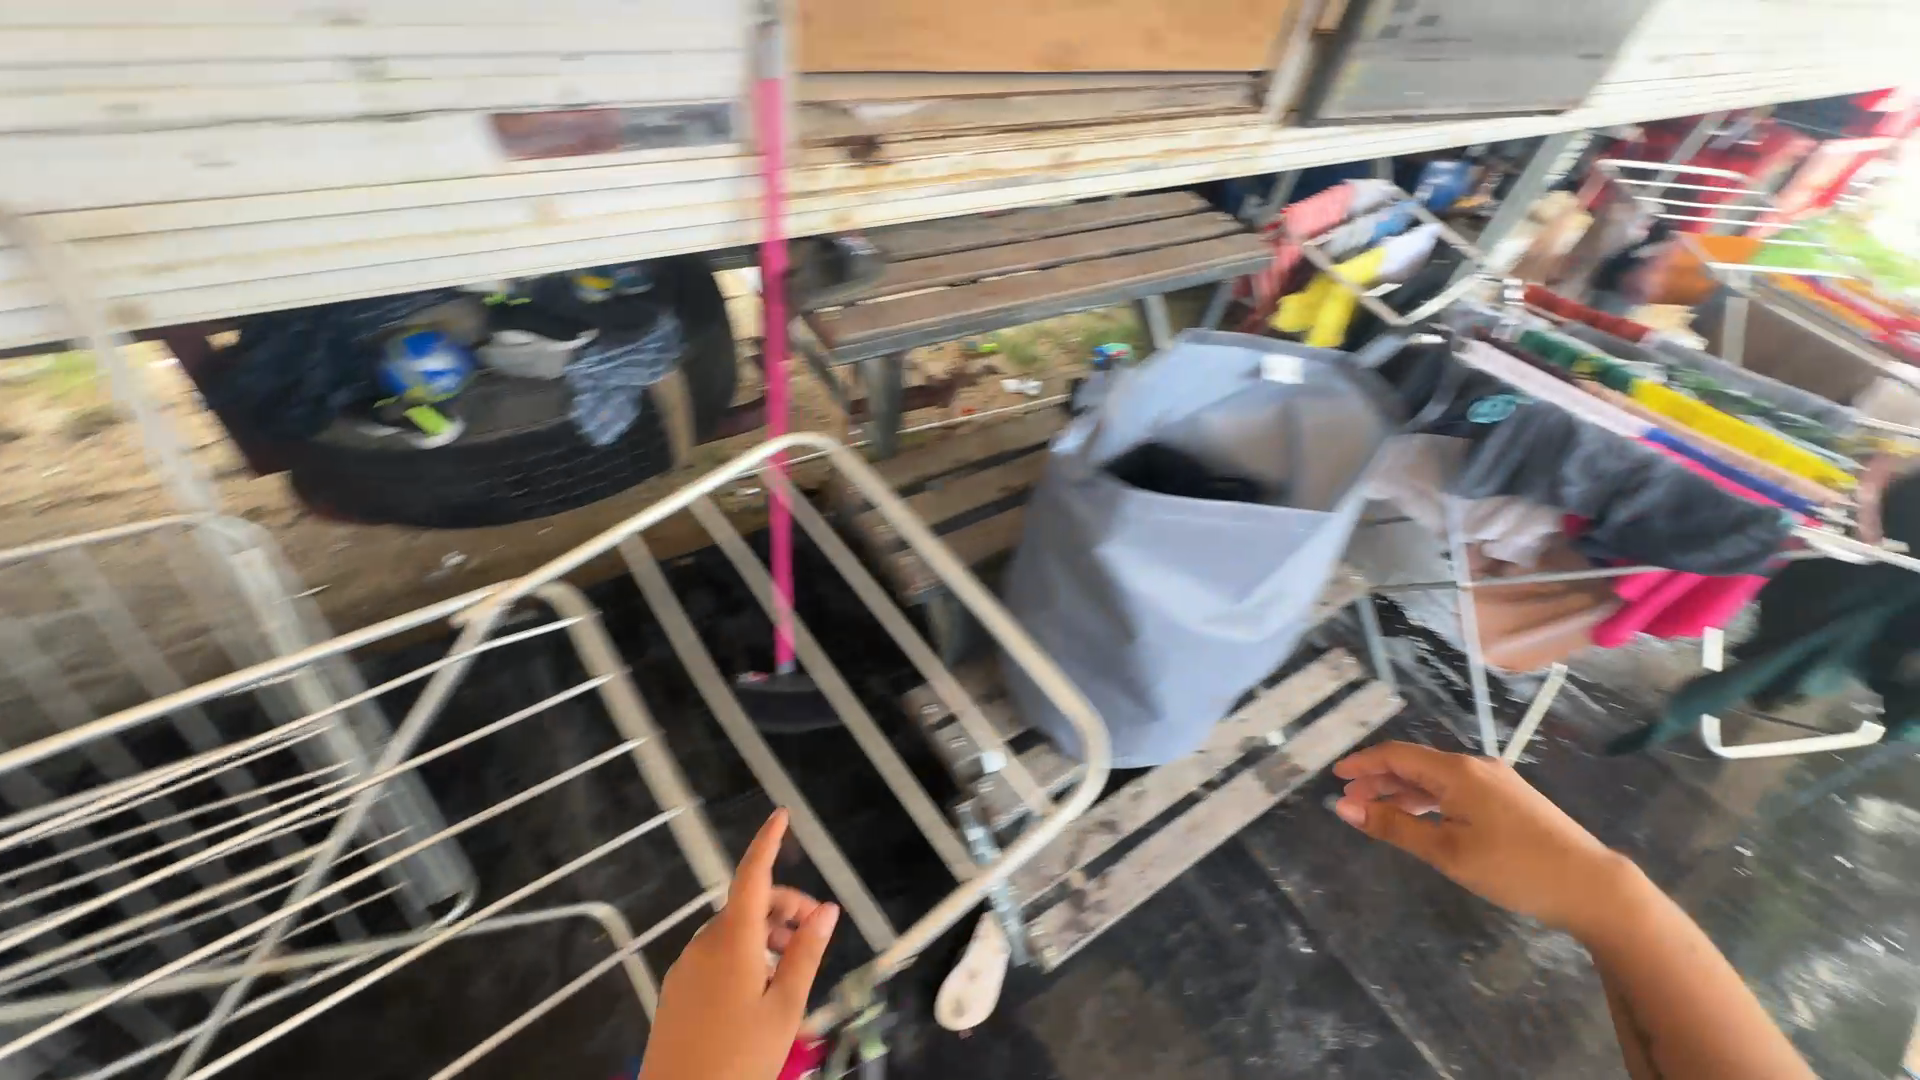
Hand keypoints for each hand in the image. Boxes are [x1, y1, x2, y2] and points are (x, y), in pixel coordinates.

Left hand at [638, 809, 839, 1079]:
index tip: (782, 814)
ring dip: (765, 934)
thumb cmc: (740, 1058)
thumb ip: (806, 953)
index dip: (767, 842)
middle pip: (748, 904)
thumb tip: (827, 909)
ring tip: (792, 968)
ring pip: (732, 931)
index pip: (752, 876)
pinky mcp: (676, 991)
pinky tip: (760, 988)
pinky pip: (715, 954)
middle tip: (815, 932)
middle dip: (784, 907)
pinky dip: (743, 954)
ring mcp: (685, 968)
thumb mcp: (785, 1008)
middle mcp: (703, 944)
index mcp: (731, 941)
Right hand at [1331, 741, 1639, 934]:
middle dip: (1378, 779)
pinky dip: (1428, 799)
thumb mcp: (1446, 851)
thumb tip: (1345, 807)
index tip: (1334, 776)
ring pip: (1434, 778)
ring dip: (1402, 791)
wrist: (1596, 889)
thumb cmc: (1514, 868)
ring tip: (1377, 811)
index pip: (1395, 755)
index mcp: (1456, 771)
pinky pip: (1455, 789)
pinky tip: (1421, 818)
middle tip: (1350, 800)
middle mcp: (1475, 766)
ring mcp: (1496, 781)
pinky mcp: (1510, 799)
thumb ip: (1393, 826)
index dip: (1362, 763)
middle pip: (1414, 763)